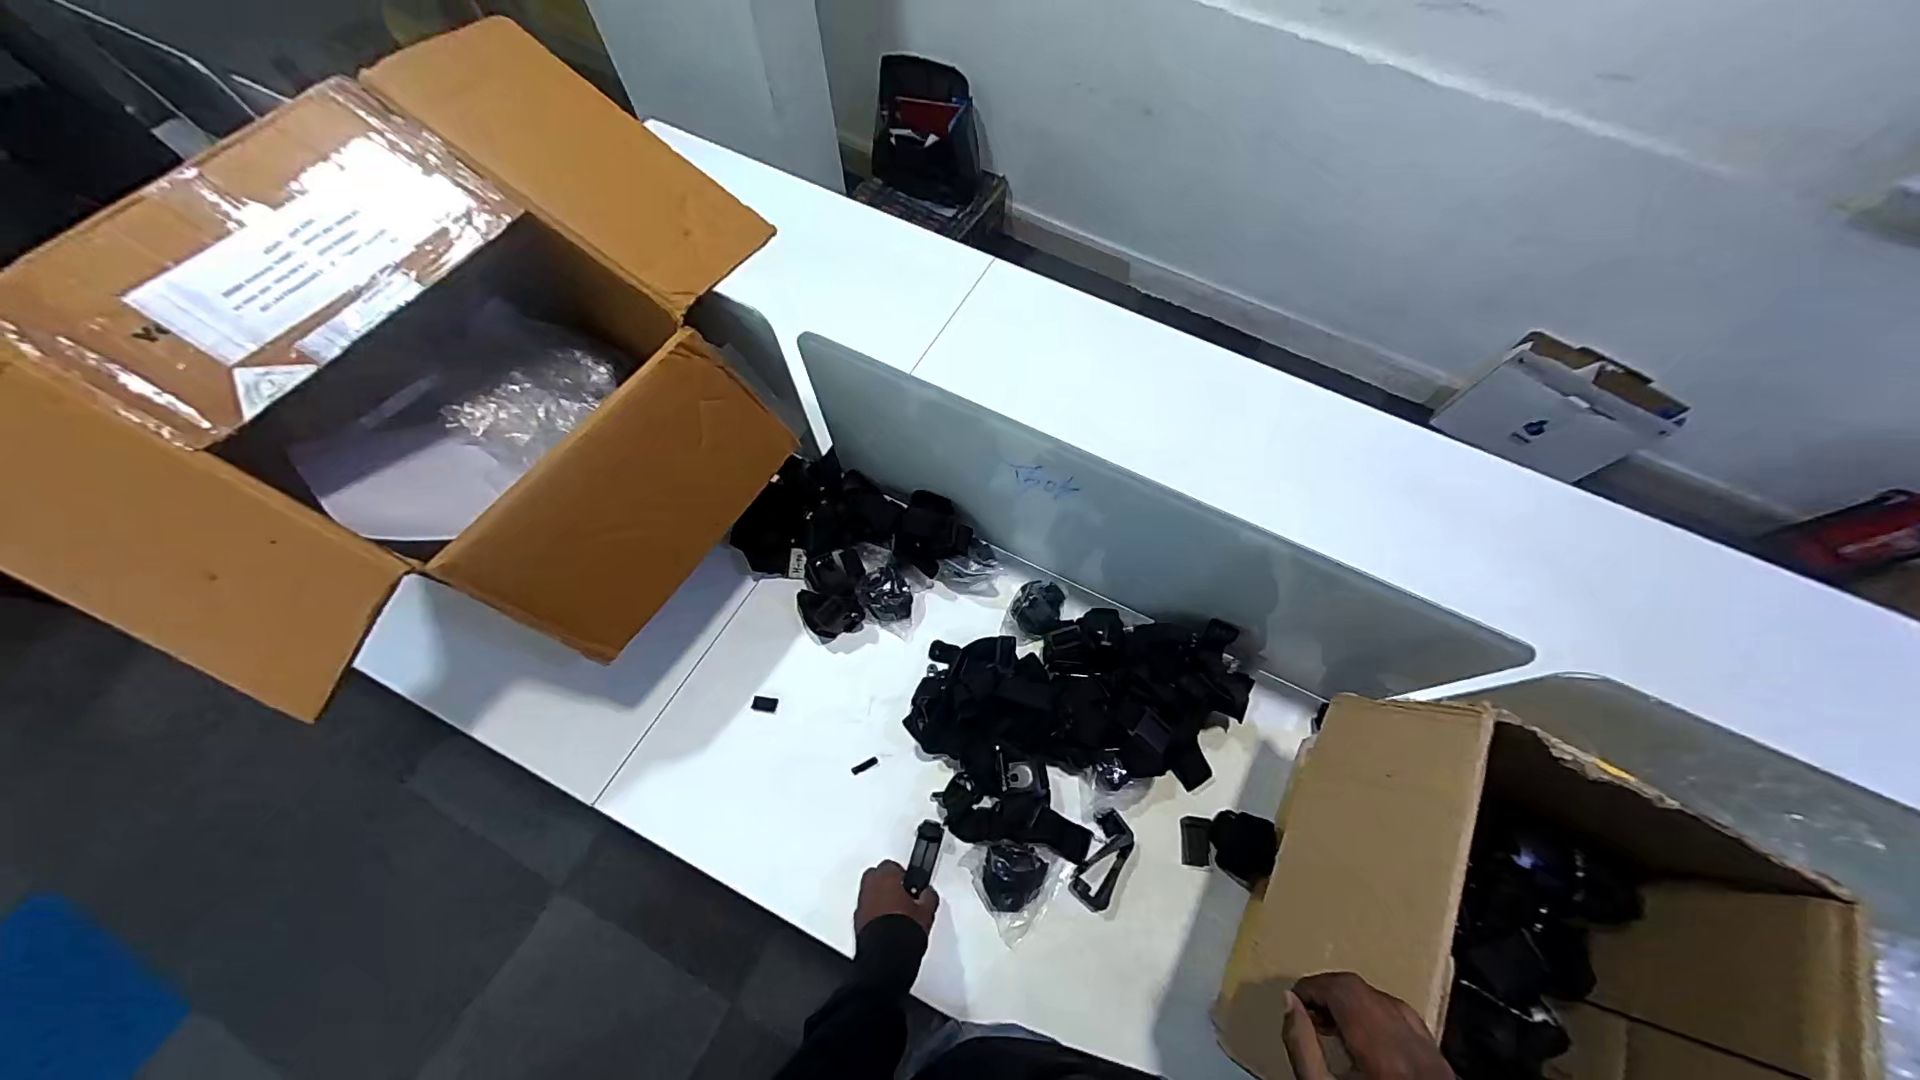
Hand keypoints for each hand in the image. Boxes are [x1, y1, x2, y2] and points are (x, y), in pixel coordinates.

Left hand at [856, 860, 938, 933]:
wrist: (886, 958)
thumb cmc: (903, 931)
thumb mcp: (926, 911)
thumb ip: (928, 896)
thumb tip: (928, 894)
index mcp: (886, 877)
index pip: (892, 865)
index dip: (903, 873)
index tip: (910, 882)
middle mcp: (870, 887)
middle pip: (876, 875)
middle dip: (887, 882)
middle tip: (901, 892)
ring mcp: (862, 904)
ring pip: (870, 892)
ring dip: (879, 897)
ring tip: (894, 910)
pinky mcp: (856, 922)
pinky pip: (866, 909)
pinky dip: (874, 913)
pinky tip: (885, 924)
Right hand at [1283, 972, 1452, 1079]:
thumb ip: (1300, 1045)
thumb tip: (1289, 1001)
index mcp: (1381, 1052)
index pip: (1341, 990)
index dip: (1311, 987)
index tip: (1295, 1002)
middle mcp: (1411, 1046)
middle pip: (1362, 990)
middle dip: (1329, 992)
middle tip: (1309, 1014)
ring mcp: (1433, 1056)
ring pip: (1386, 1001)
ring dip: (1354, 1003)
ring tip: (1334, 1027)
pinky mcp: (1443, 1067)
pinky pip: (1407, 1021)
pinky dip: (1381, 1017)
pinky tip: (1367, 1040)